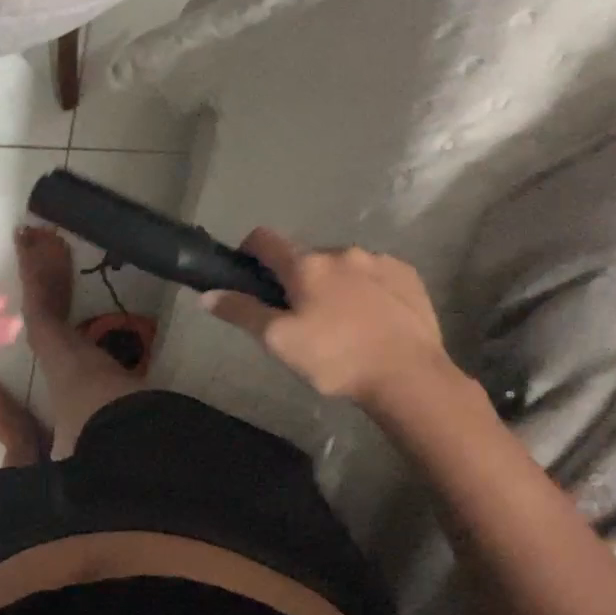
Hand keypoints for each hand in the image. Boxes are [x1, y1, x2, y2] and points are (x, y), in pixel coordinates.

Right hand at [201, 228, 458, 410]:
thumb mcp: (276, 339)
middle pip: (304, 257)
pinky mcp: (408, 276)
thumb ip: (241, 312)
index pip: (265, 240)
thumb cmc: (334, 357)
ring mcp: (380, 262)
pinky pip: (372, 274)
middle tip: (292, 317)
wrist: (408, 375)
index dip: (248, 252)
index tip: (245, 276)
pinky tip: (364, 320)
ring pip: (339, 266)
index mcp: (307, 265)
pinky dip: (360, 290)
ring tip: (333, 322)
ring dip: (328, 284)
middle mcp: (343, 252)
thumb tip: (207, 294)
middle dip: (293, 279)